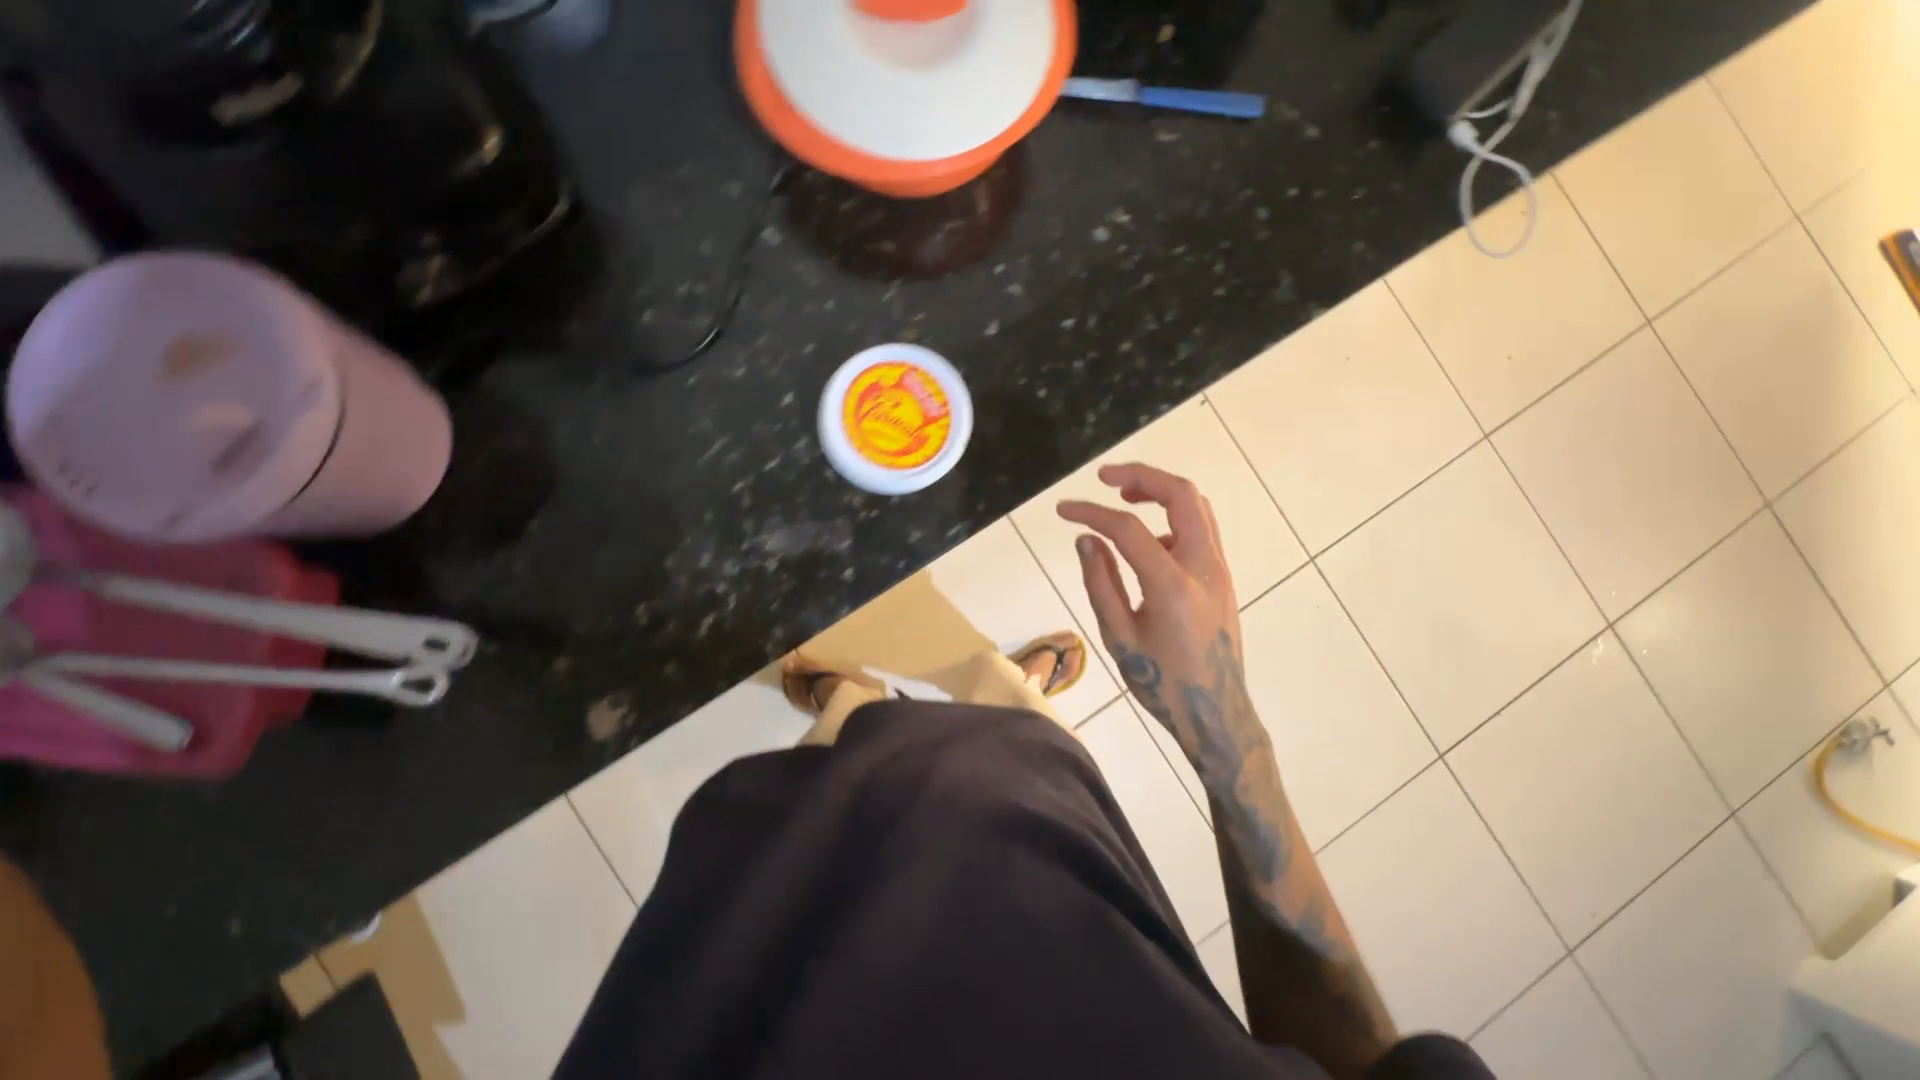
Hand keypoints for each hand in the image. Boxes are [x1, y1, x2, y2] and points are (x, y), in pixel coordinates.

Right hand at [1057, 464, 1262, 774]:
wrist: (1216, 712)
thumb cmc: (1161, 684)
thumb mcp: (1119, 638)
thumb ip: (1100, 583)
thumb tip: (1086, 539)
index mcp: (1172, 586)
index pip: (1128, 529)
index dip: (1092, 513)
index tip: (1063, 510)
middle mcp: (1203, 567)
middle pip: (1181, 495)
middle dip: (1142, 476)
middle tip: (1105, 479)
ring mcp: (1219, 570)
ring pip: (1197, 506)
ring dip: (1161, 492)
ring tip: (1124, 498)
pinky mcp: (1222, 577)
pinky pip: (1200, 529)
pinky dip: (1172, 517)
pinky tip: (1145, 539)